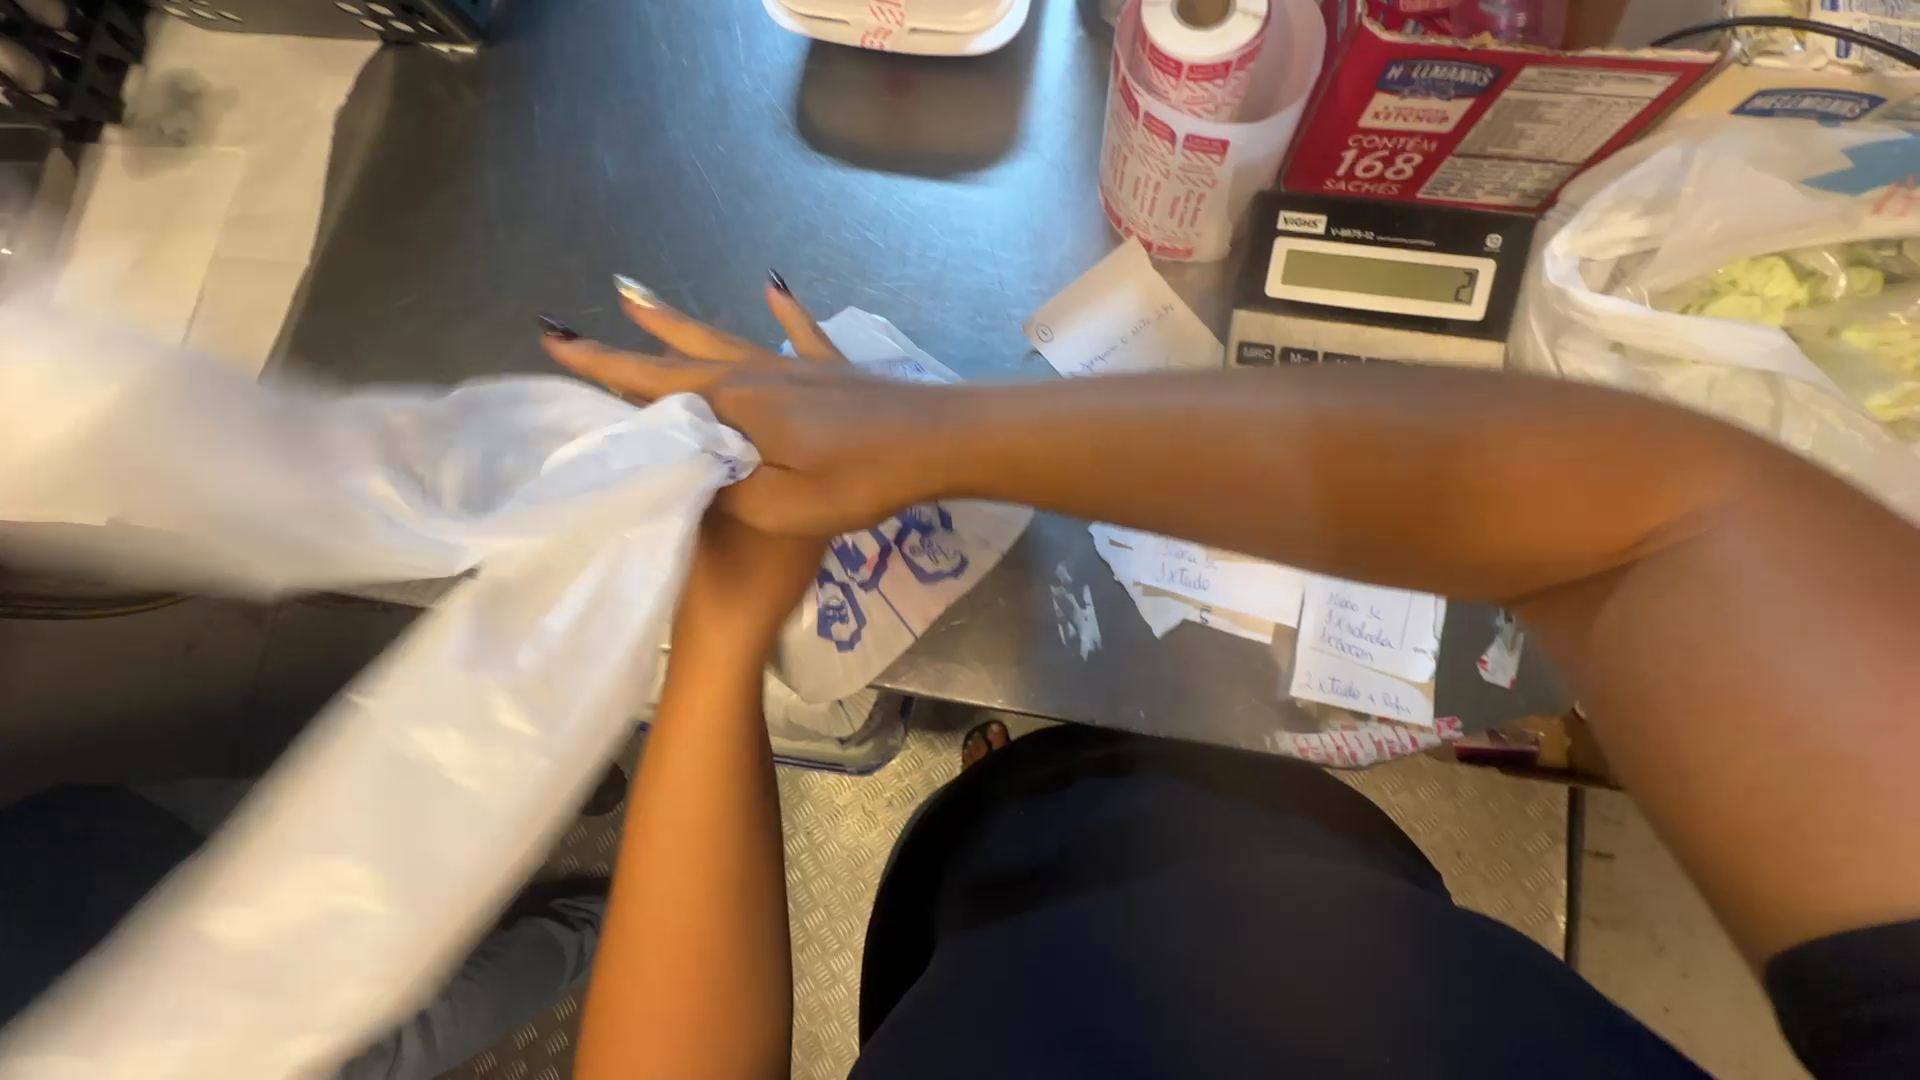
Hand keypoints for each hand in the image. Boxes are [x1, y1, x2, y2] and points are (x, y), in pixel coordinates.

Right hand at [541, 284, 946, 536]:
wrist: (936, 442)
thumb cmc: (859, 479)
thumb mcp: (780, 507)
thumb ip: (725, 491)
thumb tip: (687, 472)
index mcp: (734, 406)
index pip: (651, 387)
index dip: (601, 369)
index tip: (553, 341)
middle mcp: (755, 374)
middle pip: (679, 355)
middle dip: (627, 343)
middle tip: (578, 320)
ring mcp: (795, 366)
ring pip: (725, 337)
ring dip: (680, 323)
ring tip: (639, 297)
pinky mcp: (833, 369)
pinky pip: (799, 334)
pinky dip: (785, 313)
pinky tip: (773, 286)